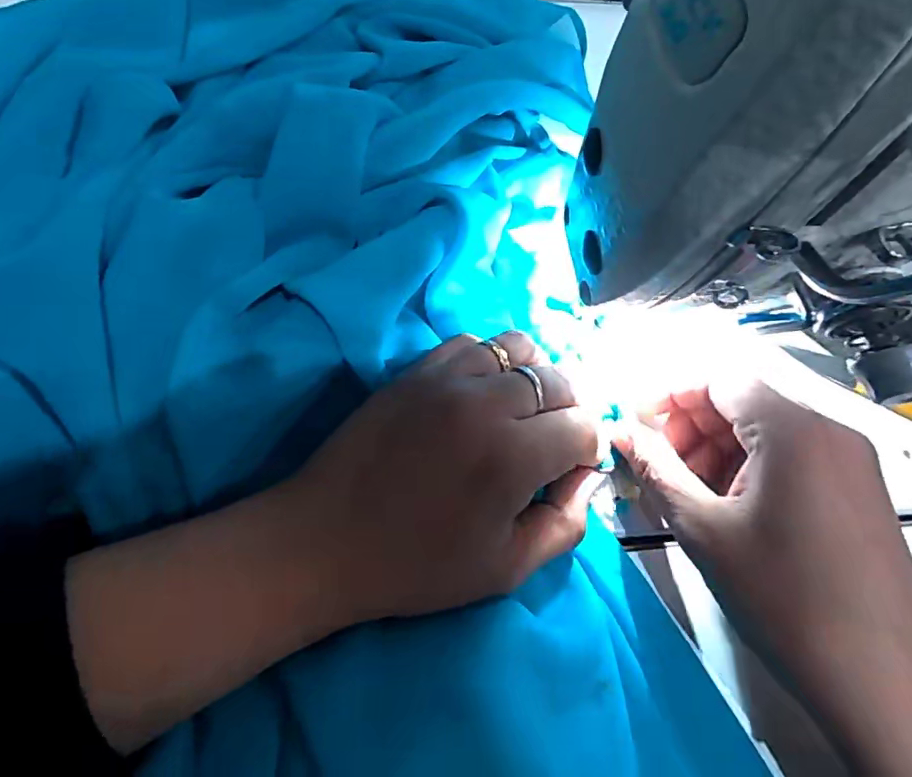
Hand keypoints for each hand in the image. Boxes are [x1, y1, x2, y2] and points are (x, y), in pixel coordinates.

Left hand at [285, 331, 602, 620]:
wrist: (325, 539)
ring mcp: (448, 378)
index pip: (583, 426)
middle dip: (568, 412)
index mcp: (512, 457)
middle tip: (549, 443)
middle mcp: (486, 404)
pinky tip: (482, 391)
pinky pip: (474, 342)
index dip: (586, 452)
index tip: (567, 472)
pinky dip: (492, 360)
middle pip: (559, 382)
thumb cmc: (417, 565)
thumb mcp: (505, 569)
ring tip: (521, 408)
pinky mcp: (418, 369)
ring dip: (536, 376)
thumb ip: (563, 525)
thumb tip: (587, 478)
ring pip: (521, 348)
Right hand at [614, 381, 911, 776]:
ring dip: (720, 452)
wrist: (889, 689)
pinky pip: (796, 459)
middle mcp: (830, 429)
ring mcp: (853, 461)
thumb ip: (656, 472)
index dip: (671, 398)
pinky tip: (732, 512)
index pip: (720, 380)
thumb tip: (622, 433)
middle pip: (745, 402)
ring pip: (769, 432)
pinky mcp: (862, 492)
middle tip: (659, 469)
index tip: (639, 427)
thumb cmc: (787, 601)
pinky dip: (755, 471)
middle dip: (693, 428)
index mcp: (794, 427)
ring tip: (689, 496)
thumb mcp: (705, 532)